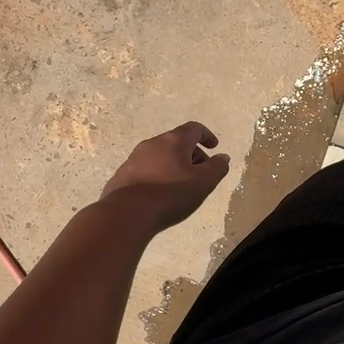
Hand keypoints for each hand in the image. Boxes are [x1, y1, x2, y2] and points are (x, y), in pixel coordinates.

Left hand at [99, 122, 230, 230]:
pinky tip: (160, 195)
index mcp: (174, 141)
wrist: (126, 214)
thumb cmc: (171, 194)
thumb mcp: (204, 182)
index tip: (214, 147)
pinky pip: (146, 170)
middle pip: (176, 142)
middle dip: (192, 154)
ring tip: (181, 186)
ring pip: (160, 156)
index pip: (194, 129)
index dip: (207, 136)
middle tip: (201, 172)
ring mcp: (133, 159)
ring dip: (173, 166)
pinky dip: (158, 176)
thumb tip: (222, 157)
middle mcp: (152, 144)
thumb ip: (217, 167)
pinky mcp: (121, 176)